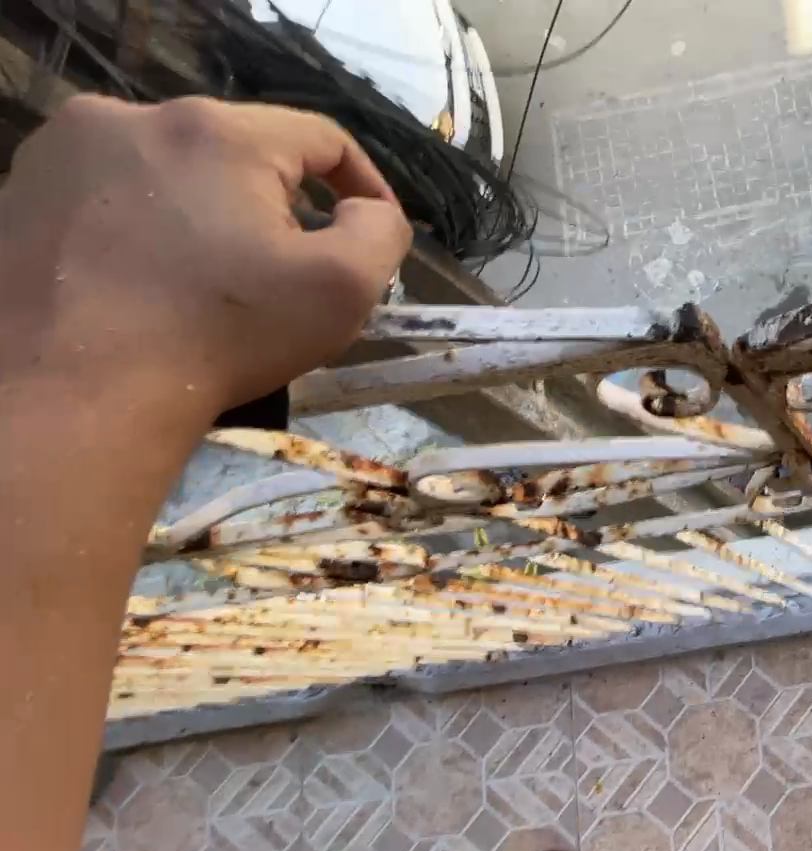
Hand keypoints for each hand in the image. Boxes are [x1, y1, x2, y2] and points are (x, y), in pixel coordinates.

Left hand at [0, 95, 410, 415]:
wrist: (79, 378)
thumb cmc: (229, 328)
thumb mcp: (347, 284)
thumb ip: (382, 231)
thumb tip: (369, 210)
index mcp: (217, 133)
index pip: (323, 137)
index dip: (369, 185)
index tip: (378, 237)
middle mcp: (132, 116)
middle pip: (251, 153)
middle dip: (292, 208)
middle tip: (306, 272)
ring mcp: (66, 147)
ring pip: (189, 170)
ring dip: (227, 214)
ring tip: (235, 278)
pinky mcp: (28, 183)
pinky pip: (129, 190)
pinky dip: (167, 225)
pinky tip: (171, 276)